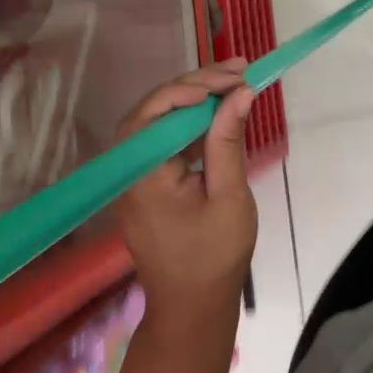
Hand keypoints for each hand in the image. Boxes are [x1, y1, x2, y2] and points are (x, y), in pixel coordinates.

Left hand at [114, 63, 257, 327]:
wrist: (193, 305)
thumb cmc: (213, 254)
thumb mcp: (229, 196)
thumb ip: (228, 141)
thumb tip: (240, 93)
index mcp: (143, 175)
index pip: (157, 111)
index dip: (194, 86)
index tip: (237, 77)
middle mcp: (130, 170)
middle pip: (155, 109)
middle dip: (198, 83)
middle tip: (242, 68)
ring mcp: (137, 176)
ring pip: (161, 120)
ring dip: (198, 97)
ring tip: (238, 79)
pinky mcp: (150, 182)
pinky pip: (167, 138)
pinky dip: (194, 119)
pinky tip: (223, 109)